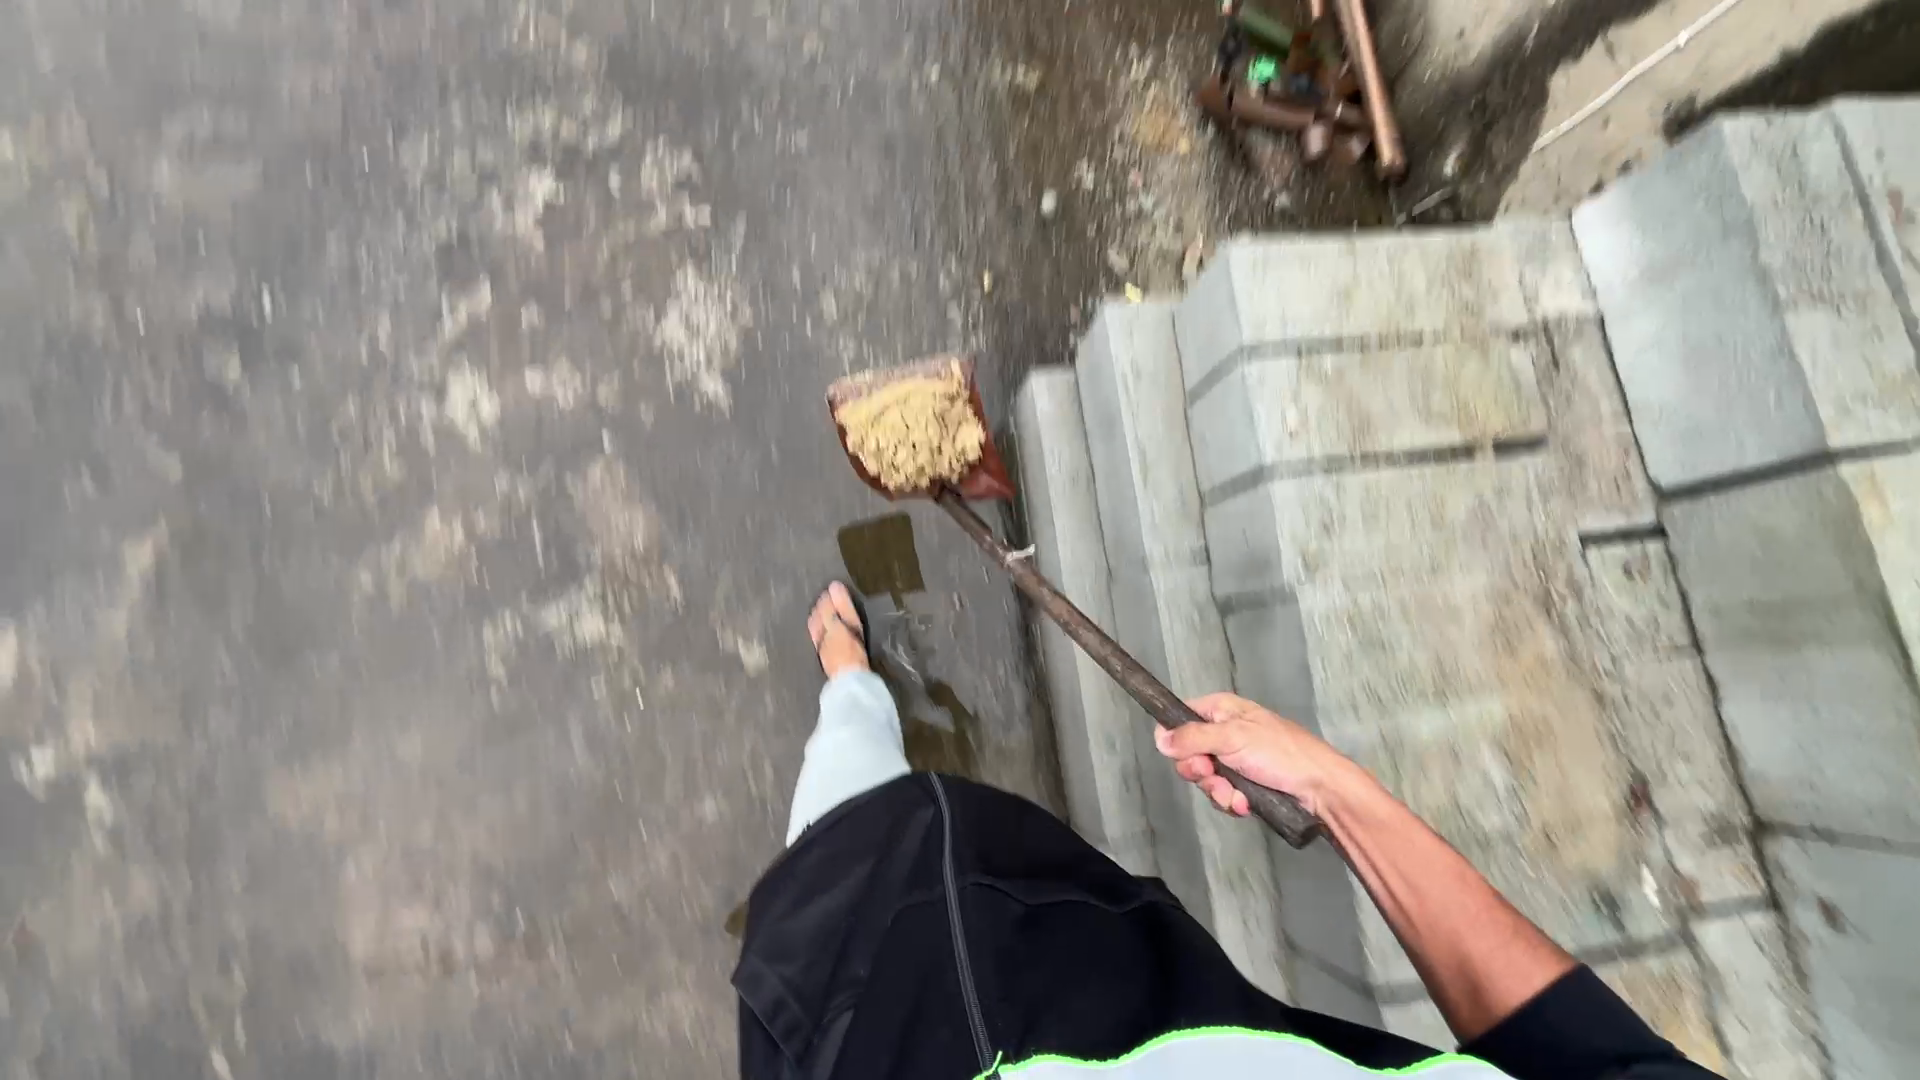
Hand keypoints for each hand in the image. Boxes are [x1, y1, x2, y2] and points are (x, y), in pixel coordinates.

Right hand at [1154, 693, 1366, 817]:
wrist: (1321, 787)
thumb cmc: (1278, 752)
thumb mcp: (1232, 738)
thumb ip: (1192, 737)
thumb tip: (1159, 739)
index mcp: (1221, 710)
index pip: (1180, 717)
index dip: (1175, 738)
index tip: (1183, 755)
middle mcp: (1223, 732)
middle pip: (1188, 753)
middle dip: (1200, 772)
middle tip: (1213, 776)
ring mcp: (1234, 759)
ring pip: (1205, 777)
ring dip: (1217, 791)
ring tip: (1237, 797)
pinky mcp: (1244, 783)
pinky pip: (1222, 792)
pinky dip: (1230, 801)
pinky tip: (1244, 806)